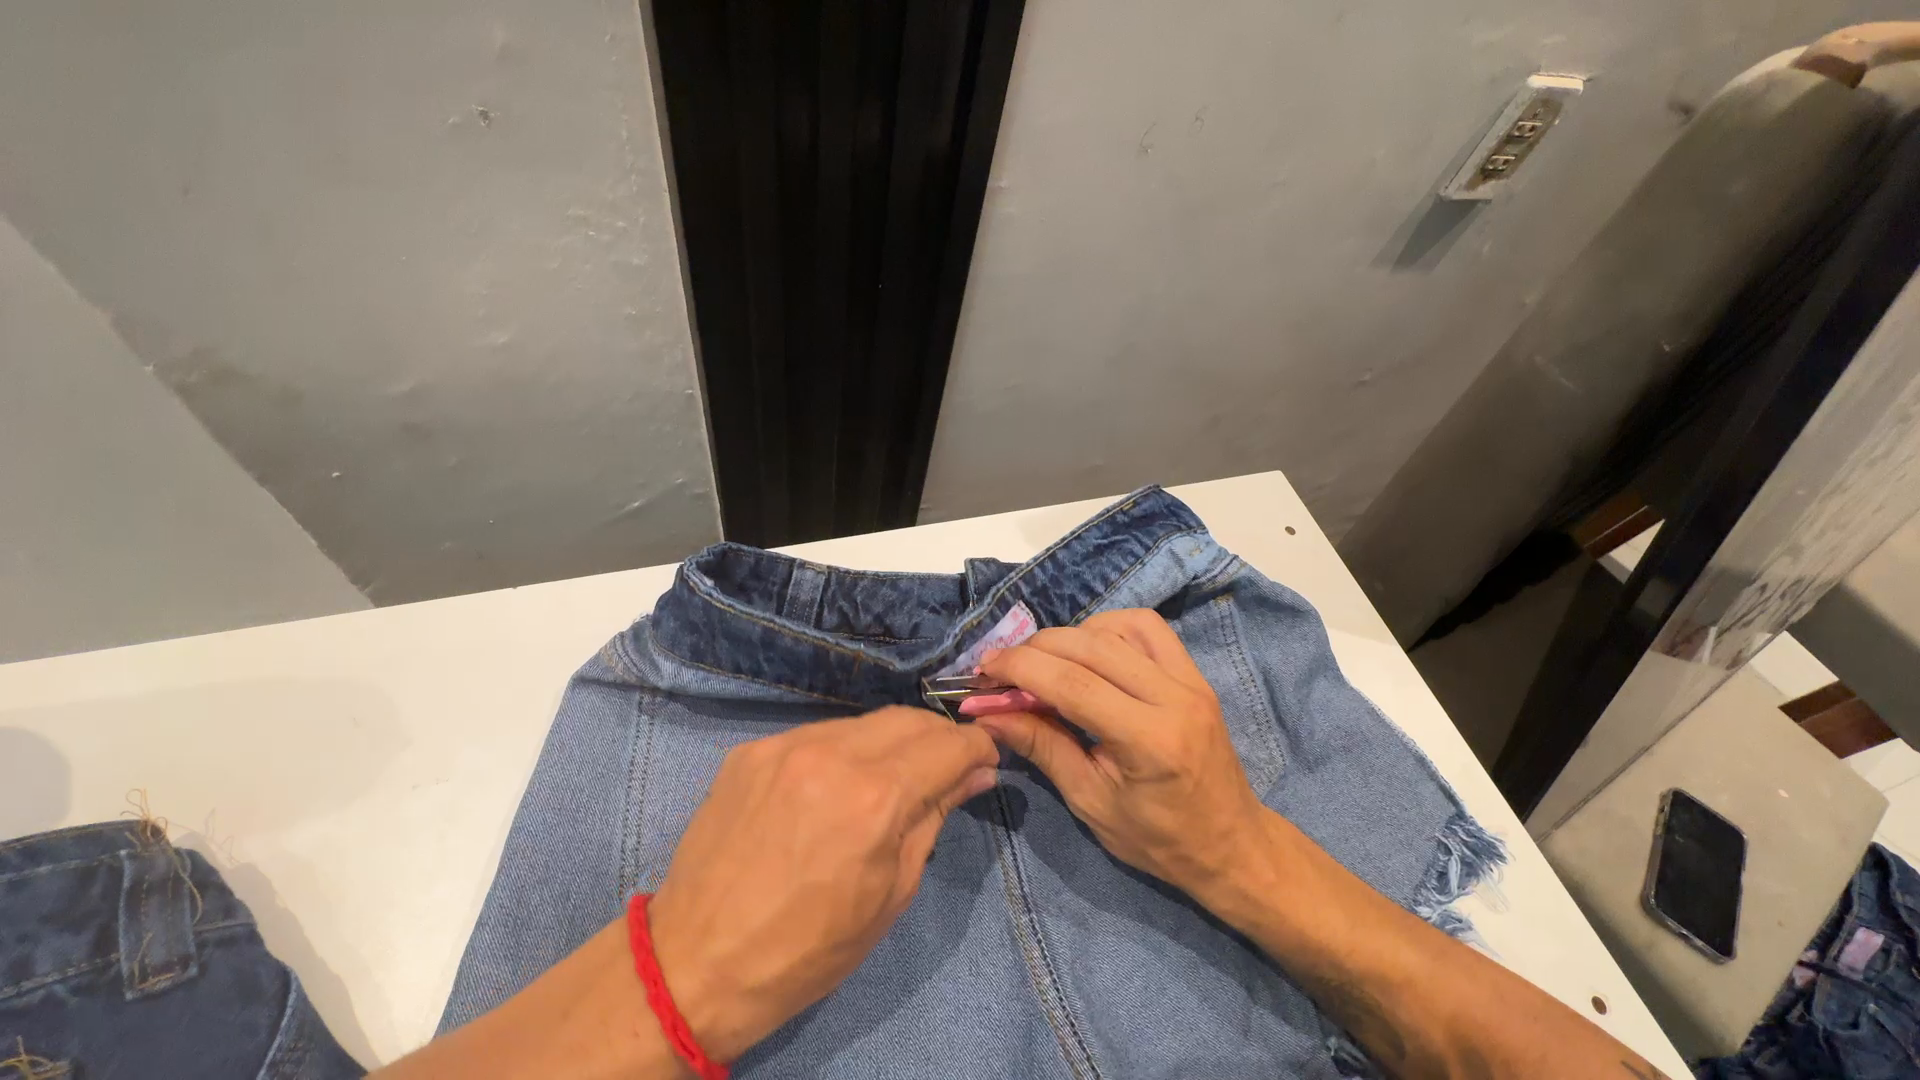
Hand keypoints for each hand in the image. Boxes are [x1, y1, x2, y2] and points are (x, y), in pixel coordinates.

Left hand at [646, 707, 998, 1060]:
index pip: (948, 746)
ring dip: (890, 744)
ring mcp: (784, 746)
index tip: (987, 760)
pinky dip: (841, 753)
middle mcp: (831, 755)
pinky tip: (835, 787)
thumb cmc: (810, 948)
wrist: (698, 961)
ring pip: (862, 723)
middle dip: (938, 738)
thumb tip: (975, 774)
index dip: (977, 748)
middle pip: (907, 719)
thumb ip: (934, 817)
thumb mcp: (892, 892)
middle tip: (949, 767)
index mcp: (874, 798)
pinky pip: (816, 736)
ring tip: (891, 780)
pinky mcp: (751, 750)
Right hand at [974, 609, 1267, 898]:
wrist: (1231, 844)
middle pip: (1092, 646)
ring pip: (1120, 626)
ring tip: (1045, 662)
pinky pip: (1148, 629)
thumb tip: (989, 714)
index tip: (984, 668)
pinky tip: (1088, 652)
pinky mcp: (1195, 674)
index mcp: (1149, 740)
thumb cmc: (1158, 839)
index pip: (1073, 683)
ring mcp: (1191, 680)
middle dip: (1037, 648)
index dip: (1021, 668)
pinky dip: (1109, 629)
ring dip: (1073, 635)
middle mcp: (1174, 697)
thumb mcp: (1090, 801)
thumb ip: (1042, 746)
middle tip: (1002, 666)